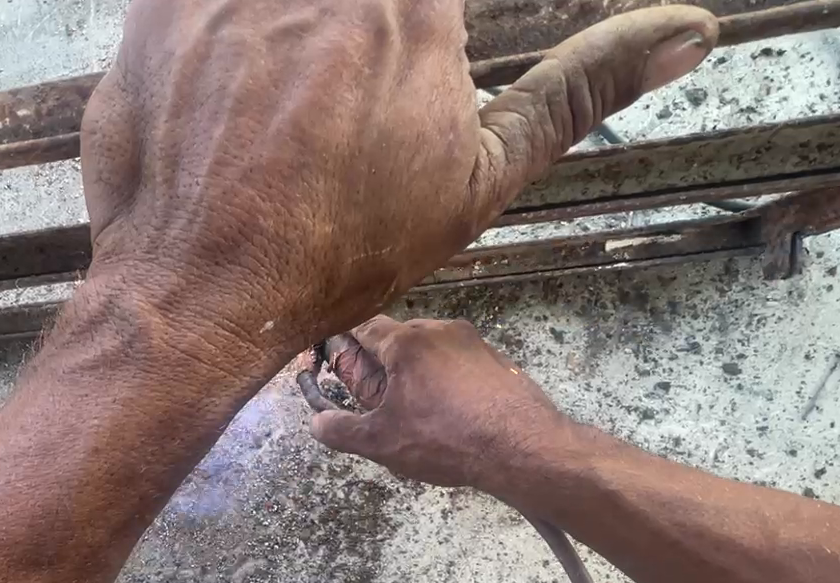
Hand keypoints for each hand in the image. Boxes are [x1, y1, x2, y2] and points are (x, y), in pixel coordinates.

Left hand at [77, 0, 719, 377]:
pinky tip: (235, 87)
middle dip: (347, 38)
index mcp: (407, 2)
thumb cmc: (333, 255)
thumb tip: (688, 32)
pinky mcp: (151, 18)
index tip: (414, 52)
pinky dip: (205, 24)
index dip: (422, 21)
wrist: (202, 297)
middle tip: (342, 107)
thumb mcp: (472, 186)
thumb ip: (574, 94)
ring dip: (283, 30)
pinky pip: (176, 1)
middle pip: (349, 0)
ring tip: (288, 114)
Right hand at [309, 317, 572, 491]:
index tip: (333, 358)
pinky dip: (441, 380)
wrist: (523, 448)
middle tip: (369, 392)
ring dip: (411, 371)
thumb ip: (340, 430)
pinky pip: (456, 362)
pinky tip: (444, 413)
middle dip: (378, 360)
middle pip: (397, 337)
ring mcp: (474, 343)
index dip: (343, 341)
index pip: (363, 327)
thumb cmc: (444, 439)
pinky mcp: (498, 361)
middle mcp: (441, 331)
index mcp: (407, 343)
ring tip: (408, 407)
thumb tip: (316, 423)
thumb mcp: (379, 442)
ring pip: (429, 349)